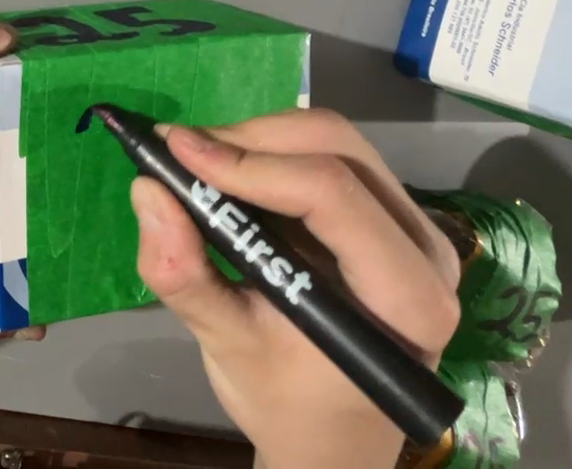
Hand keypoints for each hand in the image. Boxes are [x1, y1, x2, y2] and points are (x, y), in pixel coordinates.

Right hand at [131, 110, 460, 468]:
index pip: (331, 194)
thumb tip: (147, 190)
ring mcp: (410, 224)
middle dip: (249, 138)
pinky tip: (229, 173)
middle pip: (336, 147)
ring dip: (255, 136)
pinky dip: (267, 146)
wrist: (329, 434)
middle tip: (181, 154)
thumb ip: (185, 277)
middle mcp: (424, 248)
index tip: (174, 150)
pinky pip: (326, 150)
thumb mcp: (226, 348)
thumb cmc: (285, 401)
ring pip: (331, 136)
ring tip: (199, 164)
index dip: (249, 163)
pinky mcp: (385, 211)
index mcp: (405, 297)